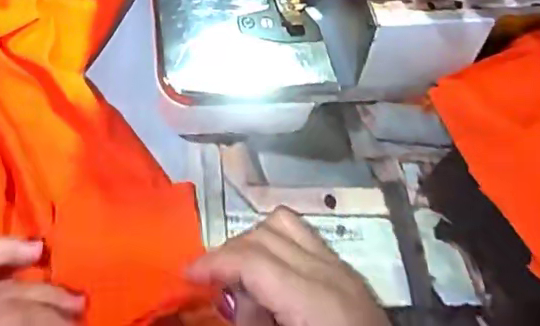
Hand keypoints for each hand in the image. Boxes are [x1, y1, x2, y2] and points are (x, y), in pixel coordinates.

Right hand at [185, 208, 388, 325]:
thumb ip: (255, 322)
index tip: (186, 274)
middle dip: (229, 254)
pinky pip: (306, 239)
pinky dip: (279, 244)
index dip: (213, 262)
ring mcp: (345, 272)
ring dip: (254, 241)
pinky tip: (273, 274)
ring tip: (242, 273)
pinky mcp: (353, 279)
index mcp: (316, 300)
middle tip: (212, 283)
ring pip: (283, 224)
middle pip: (262, 237)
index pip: (251, 260)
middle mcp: (331, 274)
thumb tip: (232, 302)